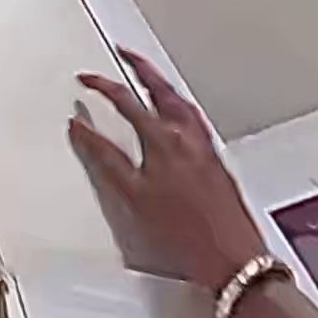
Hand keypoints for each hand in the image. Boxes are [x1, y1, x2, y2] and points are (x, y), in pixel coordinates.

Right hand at [69, 49, 265, 291]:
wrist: (236, 264)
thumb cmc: (187, 234)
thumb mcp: (132, 194)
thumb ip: (103, 156)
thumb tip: (81, 128)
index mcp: (163, 141)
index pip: (126, 100)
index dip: (102, 85)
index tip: (86, 79)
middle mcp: (188, 139)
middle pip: (163, 91)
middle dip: (142, 67)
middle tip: (126, 53)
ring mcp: (207, 151)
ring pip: (183, 104)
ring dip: (163, 84)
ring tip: (149, 74)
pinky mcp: (218, 164)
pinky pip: (196, 121)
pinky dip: (180, 106)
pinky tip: (176, 113)